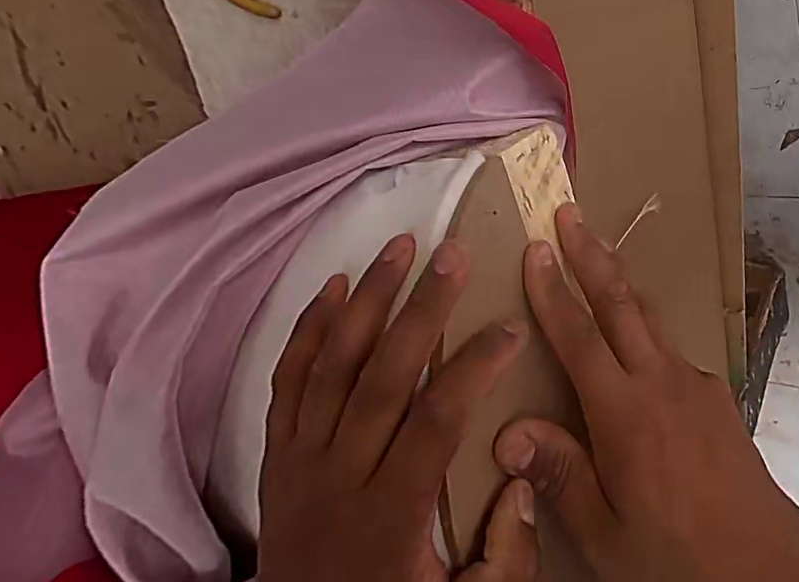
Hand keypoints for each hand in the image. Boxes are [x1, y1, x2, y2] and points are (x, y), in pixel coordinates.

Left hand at [259, 233, 537, 581]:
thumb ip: (505, 554)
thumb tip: (523, 476)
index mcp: (388, 515)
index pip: (435, 422)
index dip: (474, 368)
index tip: (512, 328)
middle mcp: (336, 480)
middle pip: (381, 379)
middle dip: (422, 310)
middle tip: (455, 253)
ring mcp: (298, 463)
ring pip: (331, 367)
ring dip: (367, 300)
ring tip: (401, 246)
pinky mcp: (274, 457)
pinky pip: (285, 384)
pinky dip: (307, 331)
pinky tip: (333, 287)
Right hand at [492, 205, 798, 581]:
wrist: (761, 553)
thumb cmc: (673, 551)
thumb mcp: (605, 533)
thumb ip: (561, 474)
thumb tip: (508, 428)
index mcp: (625, 414)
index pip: (579, 339)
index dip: (553, 292)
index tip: (536, 248)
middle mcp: (660, 379)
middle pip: (620, 302)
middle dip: (591, 254)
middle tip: (569, 214)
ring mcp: (692, 378)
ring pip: (648, 317)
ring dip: (618, 283)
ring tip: (595, 257)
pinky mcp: (713, 388)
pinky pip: (668, 350)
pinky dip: (643, 333)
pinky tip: (633, 354)